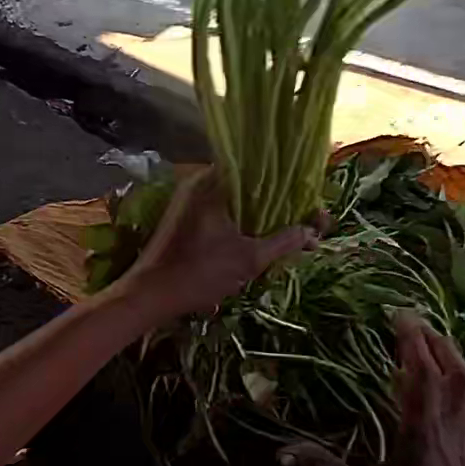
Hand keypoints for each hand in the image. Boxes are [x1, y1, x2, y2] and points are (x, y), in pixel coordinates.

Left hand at [115, 168, 318, 320]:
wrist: (149, 294)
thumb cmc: (199, 273)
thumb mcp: (249, 259)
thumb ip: (284, 241)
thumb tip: (311, 232)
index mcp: (214, 181)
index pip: (265, 171)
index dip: (296, 189)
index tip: (315, 212)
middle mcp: (200, 182)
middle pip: (253, 186)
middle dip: (283, 206)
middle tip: (308, 228)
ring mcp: (190, 199)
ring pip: (238, 201)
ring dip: (264, 217)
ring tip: (290, 238)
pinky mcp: (185, 217)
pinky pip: (224, 211)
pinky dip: (244, 223)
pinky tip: (261, 242)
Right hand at [279, 312, 464, 465]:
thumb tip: (282, 452)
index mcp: (422, 436)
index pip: (422, 376)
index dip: (412, 342)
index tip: (398, 315)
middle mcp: (448, 433)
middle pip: (457, 374)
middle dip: (437, 341)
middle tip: (414, 320)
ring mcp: (463, 445)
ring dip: (452, 359)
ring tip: (429, 344)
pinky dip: (455, 384)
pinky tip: (440, 389)